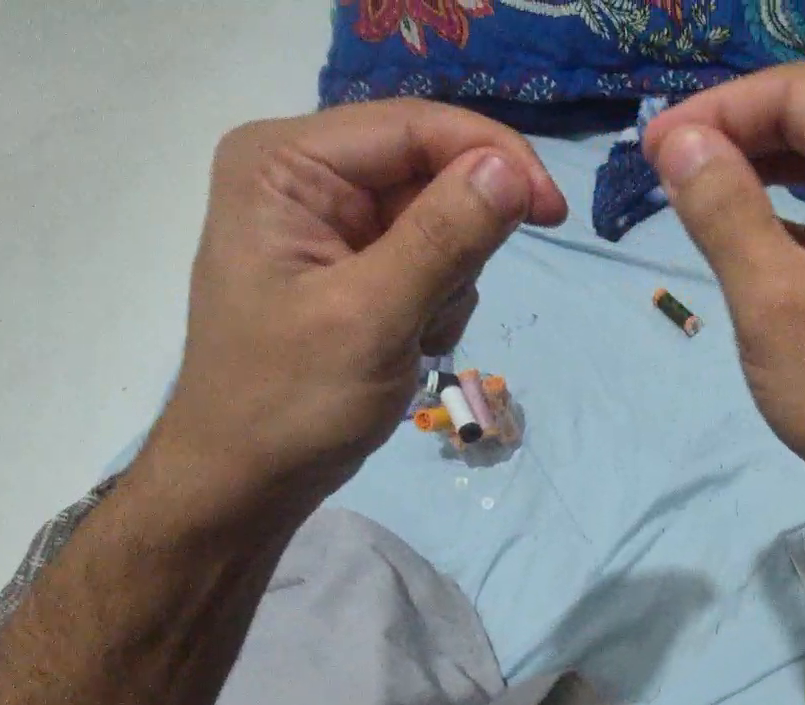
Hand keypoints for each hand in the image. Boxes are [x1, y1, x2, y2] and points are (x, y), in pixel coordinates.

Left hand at [142, 102, 566, 517]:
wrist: (251, 476)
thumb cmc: (293, 402)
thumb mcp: (372, 317)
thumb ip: (443, 239)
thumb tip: (511, 171)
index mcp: (285, 164)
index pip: (413, 127)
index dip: (493, 158)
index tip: (553, 213)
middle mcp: (306, 177)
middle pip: (429, 174)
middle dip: (458, 246)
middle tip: (435, 312)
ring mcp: (331, 224)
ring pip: (440, 223)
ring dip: (448, 285)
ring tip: (409, 338)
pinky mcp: (354, 265)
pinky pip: (430, 262)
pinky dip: (436, 305)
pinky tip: (406, 345)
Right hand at [644, 66, 804, 518]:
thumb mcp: (773, 298)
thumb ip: (722, 207)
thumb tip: (676, 139)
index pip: (796, 93)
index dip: (715, 112)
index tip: (649, 149)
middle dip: (735, 139)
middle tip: (665, 174)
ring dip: (760, 175)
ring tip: (697, 201)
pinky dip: (793, 213)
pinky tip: (753, 237)